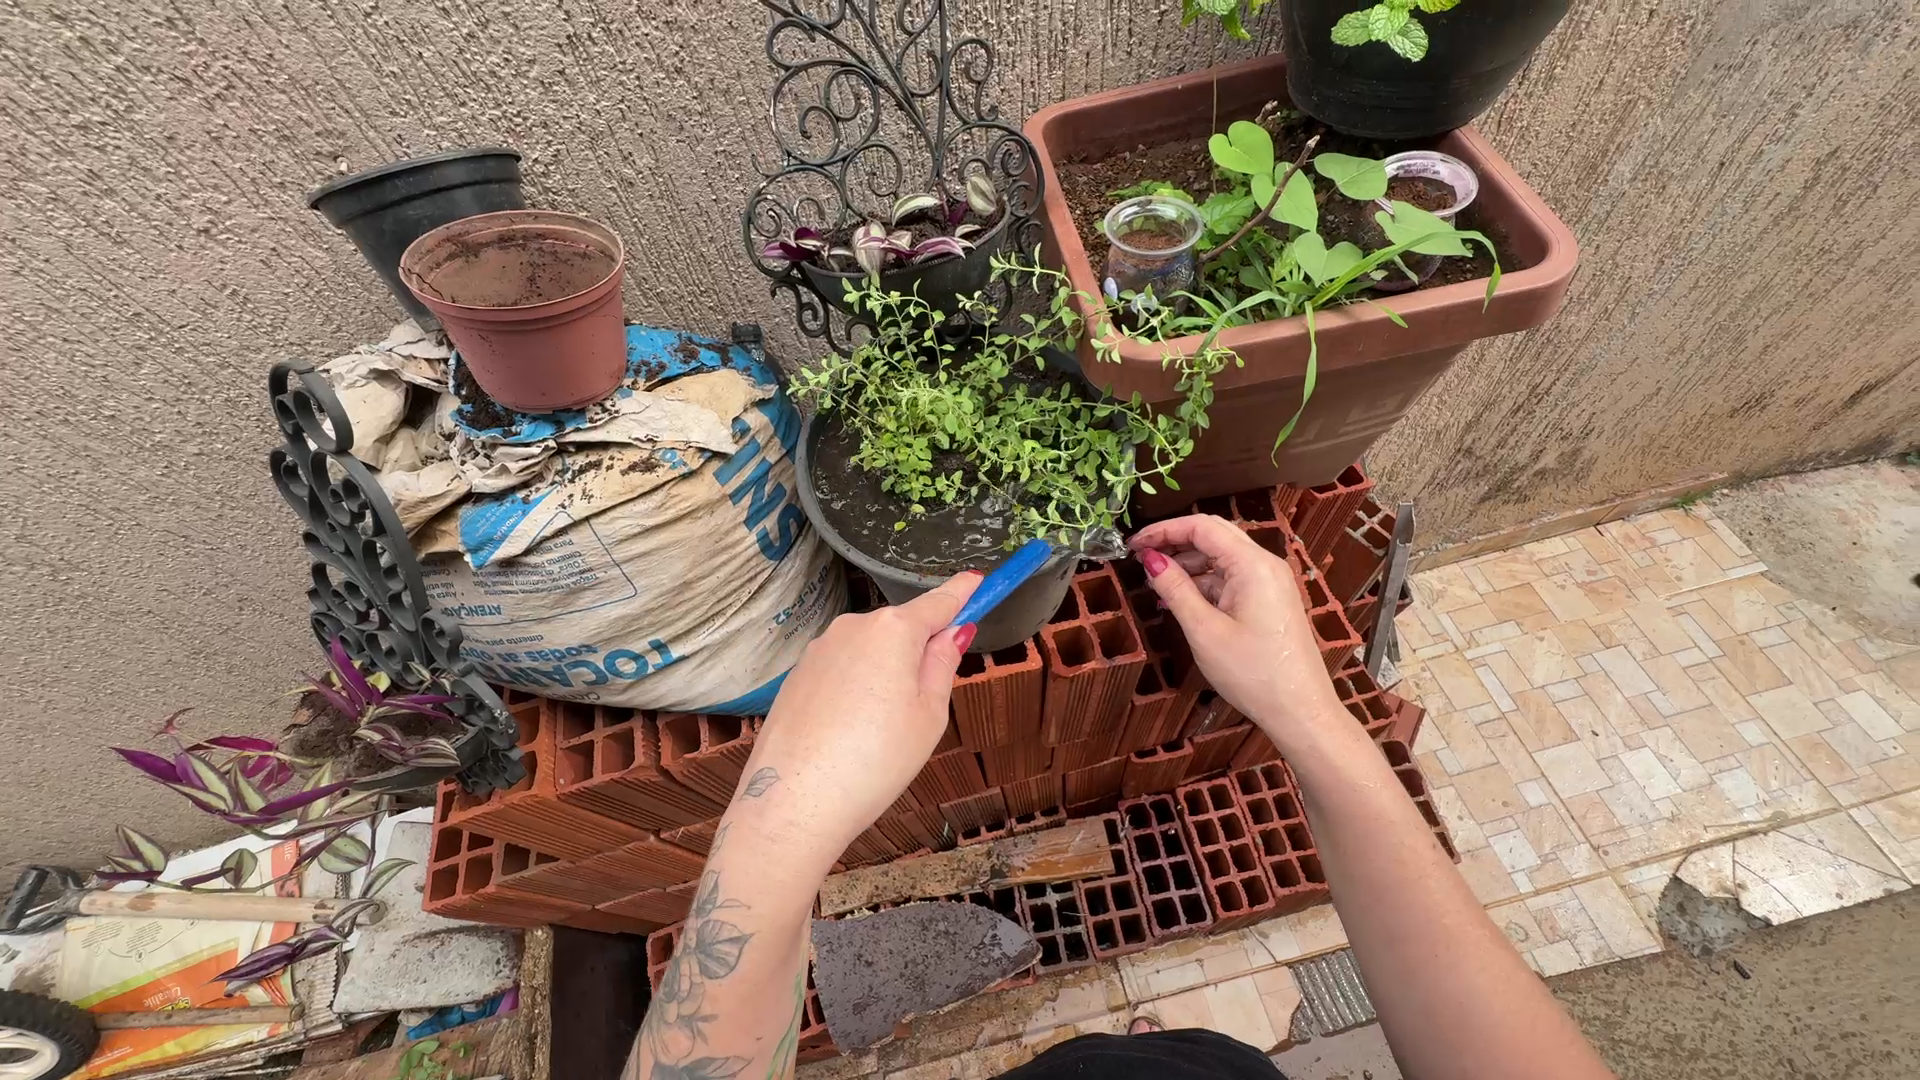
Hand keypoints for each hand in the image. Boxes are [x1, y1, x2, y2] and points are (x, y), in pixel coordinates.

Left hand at [741, 572, 981, 858]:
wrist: (794, 801)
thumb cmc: (875, 760)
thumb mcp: (929, 714)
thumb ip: (942, 664)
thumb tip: (953, 630)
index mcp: (893, 630)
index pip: (939, 602)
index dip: (962, 593)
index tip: (977, 578)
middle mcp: (853, 626)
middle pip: (900, 628)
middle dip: (918, 652)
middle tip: (923, 707)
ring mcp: (819, 649)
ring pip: (869, 651)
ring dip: (883, 673)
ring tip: (879, 732)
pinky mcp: (797, 674)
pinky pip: (840, 670)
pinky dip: (854, 689)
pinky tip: (849, 732)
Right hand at [1128, 515, 1347, 754]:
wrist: (1300, 710)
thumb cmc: (1252, 672)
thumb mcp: (1204, 630)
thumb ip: (1175, 589)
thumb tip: (1150, 560)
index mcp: (1252, 564)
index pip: (1201, 527)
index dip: (1163, 530)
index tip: (1133, 545)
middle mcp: (1265, 564)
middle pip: (1213, 535)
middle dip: (1174, 542)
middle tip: (1140, 557)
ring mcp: (1269, 581)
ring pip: (1221, 557)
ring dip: (1187, 564)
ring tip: (1155, 584)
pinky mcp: (1269, 599)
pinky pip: (1231, 578)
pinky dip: (1203, 583)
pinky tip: (1180, 601)